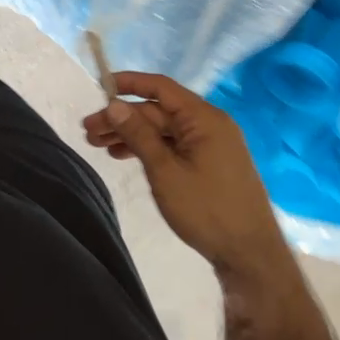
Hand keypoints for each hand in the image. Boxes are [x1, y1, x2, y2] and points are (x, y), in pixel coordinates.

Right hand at [82, 71, 290, 276]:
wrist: (251, 256)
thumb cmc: (207, 210)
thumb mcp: (165, 171)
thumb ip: (138, 134)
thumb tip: (113, 104)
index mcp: (204, 119)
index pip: (161, 87)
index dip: (128, 83)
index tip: (98, 89)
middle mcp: (210, 125)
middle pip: (157, 111)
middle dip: (122, 118)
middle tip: (89, 132)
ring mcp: (211, 145)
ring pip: (162, 130)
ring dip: (131, 134)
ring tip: (99, 146)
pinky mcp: (210, 164)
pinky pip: (173, 145)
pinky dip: (148, 148)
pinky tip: (124, 157)